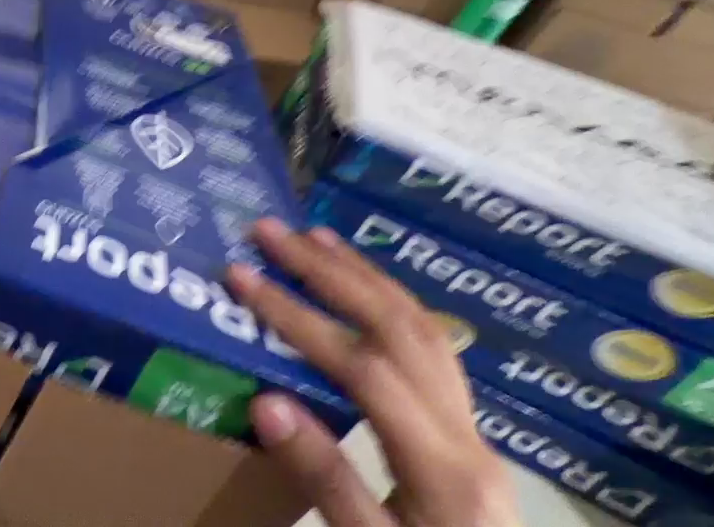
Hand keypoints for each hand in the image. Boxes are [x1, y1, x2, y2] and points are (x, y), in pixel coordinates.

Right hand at [226, 221, 519, 526]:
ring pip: (425, 331)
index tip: (240, 277)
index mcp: (443, 469)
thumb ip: (325, 480)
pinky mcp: (466, 435)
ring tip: (315, 238)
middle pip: (400, 329)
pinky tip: (361, 291)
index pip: (363, 368)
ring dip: (365, 277)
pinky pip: (431, 350)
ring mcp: (473, 432)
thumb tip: (265, 401)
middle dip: (330, 273)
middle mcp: (466, 436)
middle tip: (271, 232)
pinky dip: (390, 305)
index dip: (297, 317)